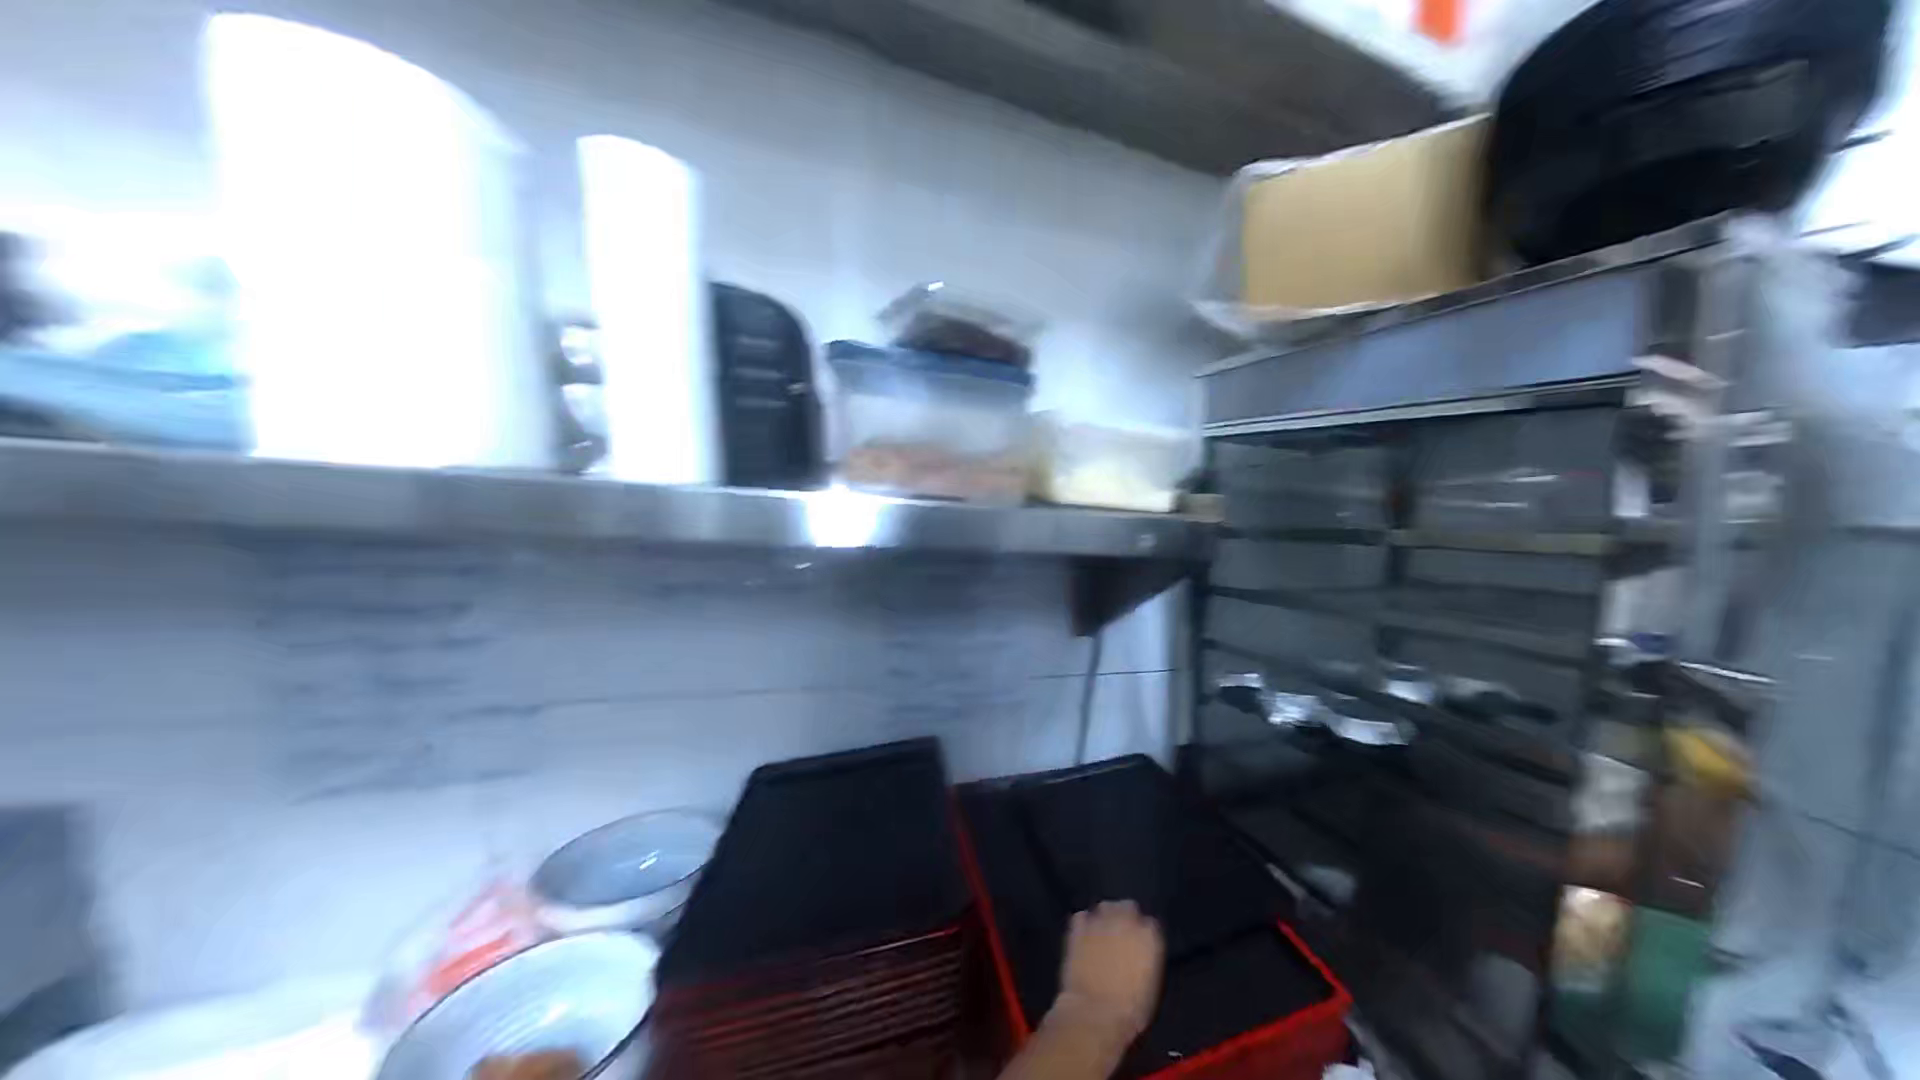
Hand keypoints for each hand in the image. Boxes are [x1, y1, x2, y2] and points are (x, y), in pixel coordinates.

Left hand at [1051, 900, 1164, 1045]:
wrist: (1096, 1011)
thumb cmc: (1131, 1009)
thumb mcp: (1150, 983)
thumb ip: (1146, 957)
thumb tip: (1139, 952)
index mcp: (1149, 936)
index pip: (1150, 923)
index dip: (1143, 933)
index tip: (1139, 943)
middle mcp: (1126, 920)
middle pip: (1127, 907)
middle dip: (1125, 916)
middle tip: (1120, 933)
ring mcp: (1100, 920)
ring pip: (1105, 907)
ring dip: (1105, 917)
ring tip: (1101, 932)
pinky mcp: (1078, 926)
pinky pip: (1082, 917)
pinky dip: (1084, 924)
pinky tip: (1083, 936)